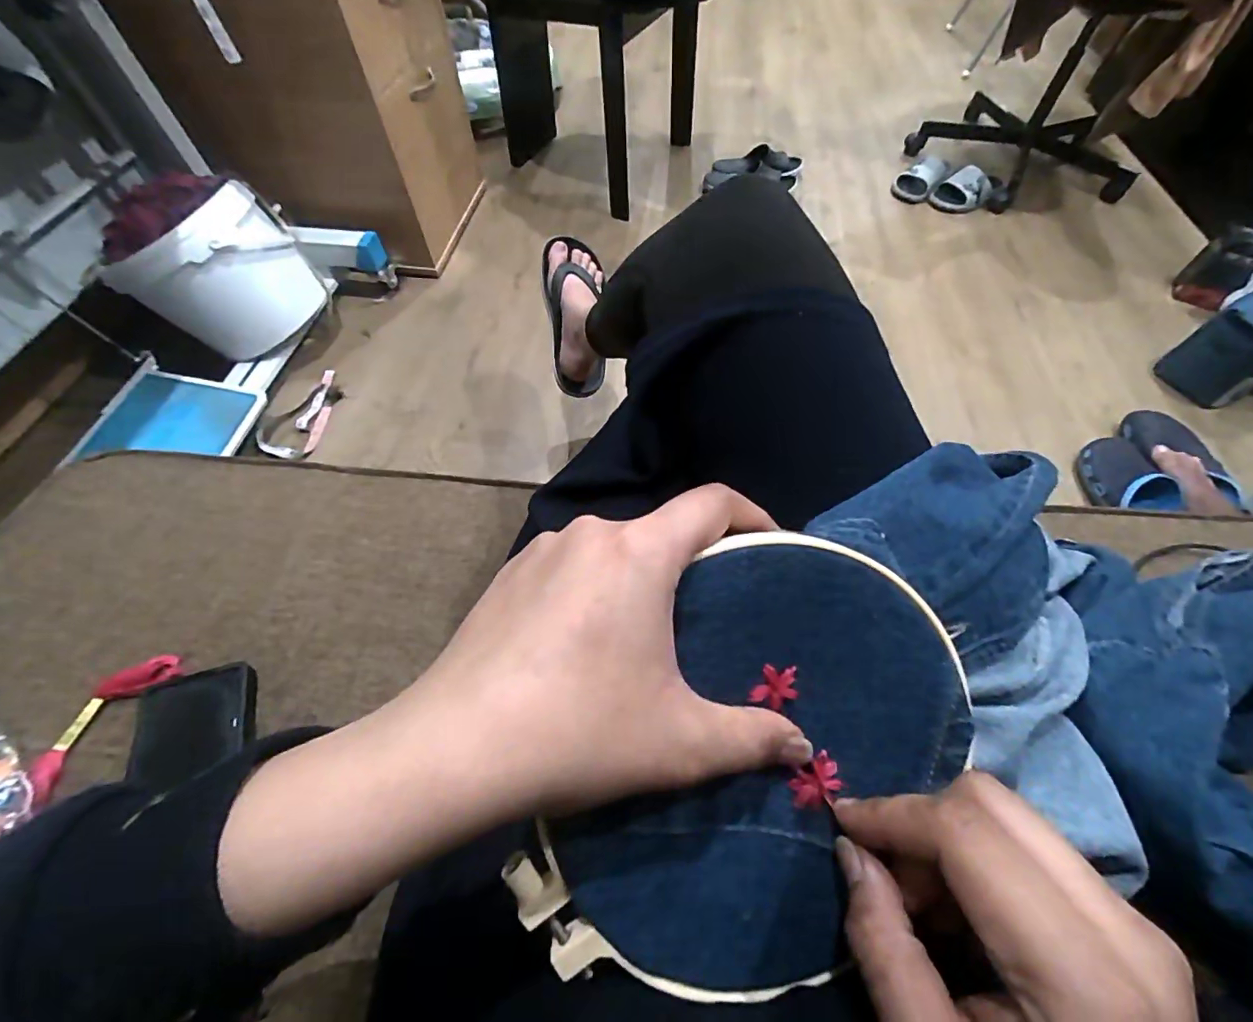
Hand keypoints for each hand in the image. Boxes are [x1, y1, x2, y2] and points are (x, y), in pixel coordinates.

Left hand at [218, 485, 809, 936]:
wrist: (451, 749)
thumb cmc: (578, 732)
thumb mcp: (680, 743)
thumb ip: (752, 738)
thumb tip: (801, 747)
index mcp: (638, 553)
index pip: (711, 501)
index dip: (751, 513)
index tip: (769, 544)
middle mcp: (589, 534)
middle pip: (660, 528)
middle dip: (694, 561)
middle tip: (710, 613)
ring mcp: (540, 550)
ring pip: (612, 548)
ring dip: (639, 577)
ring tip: (645, 634)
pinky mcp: (506, 576)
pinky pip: (570, 567)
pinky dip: (594, 589)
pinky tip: (583, 643)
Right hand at [834, 772, 1194, 1020]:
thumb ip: (885, 950)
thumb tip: (852, 854)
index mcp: (1084, 974)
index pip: (968, 831)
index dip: (893, 814)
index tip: (842, 825)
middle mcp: (1123, 925)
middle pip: (994, 803)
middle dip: (920, 822)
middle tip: (884, 877)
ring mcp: (1137, 921)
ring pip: (1013, 818)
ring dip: (947, 841)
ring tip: (922, 909)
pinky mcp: (1135, 925)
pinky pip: (1036, 848)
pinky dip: (979, 861)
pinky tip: (963, 919)